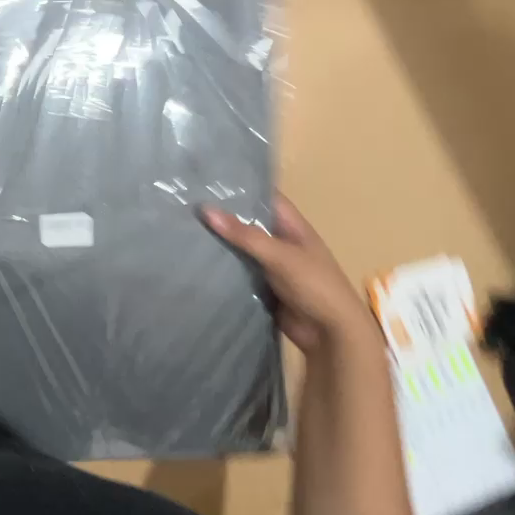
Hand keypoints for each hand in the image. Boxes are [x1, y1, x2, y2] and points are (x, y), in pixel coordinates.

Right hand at [202, 194, 380, 357]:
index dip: (242, 188)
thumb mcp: (281, 256)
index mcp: (294, 228)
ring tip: (183, 226)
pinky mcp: (261, 286)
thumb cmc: (315, 286)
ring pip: (241, 248)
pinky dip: (221, 266)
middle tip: (186, 202)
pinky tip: (195, 259)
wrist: (331, 334)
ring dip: (219, 242)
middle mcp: (281, 243)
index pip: (266, 198)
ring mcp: (271, 266)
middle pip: (249, 223)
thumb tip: (206, 210)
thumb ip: (245, 235)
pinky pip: (238, 271)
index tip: (209, 180)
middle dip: (223, 215)